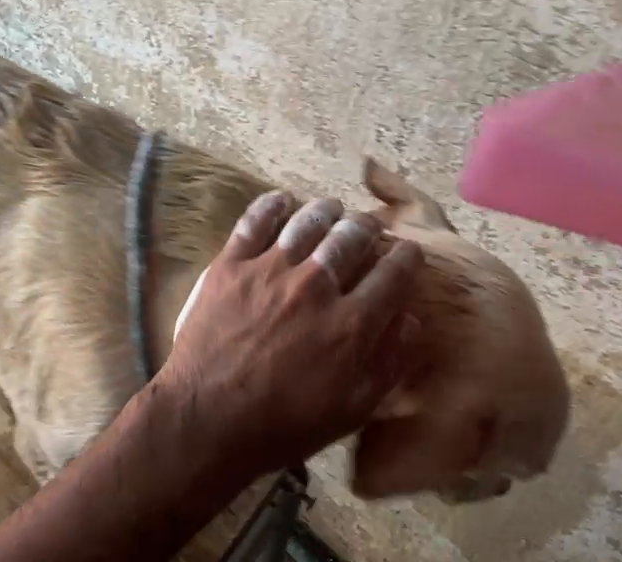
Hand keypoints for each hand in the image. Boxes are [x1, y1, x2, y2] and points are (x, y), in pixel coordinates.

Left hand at [159, 191, 423, 477]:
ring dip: (326, 211)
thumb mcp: (352, 408)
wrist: (210, 415)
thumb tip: (411, 319)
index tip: (409, 251)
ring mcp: (270, 269)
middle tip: (368, 226)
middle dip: (367, 227)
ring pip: (307, 222)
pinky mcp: (231, 263)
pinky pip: (254, 221)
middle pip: (350, 238)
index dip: (407, 258)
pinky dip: (272, 205)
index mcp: (351, 323)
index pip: (393, 275)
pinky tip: (282, 199)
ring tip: (333, 209)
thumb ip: (388, 361)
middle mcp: (315, 286)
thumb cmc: (286, 422)